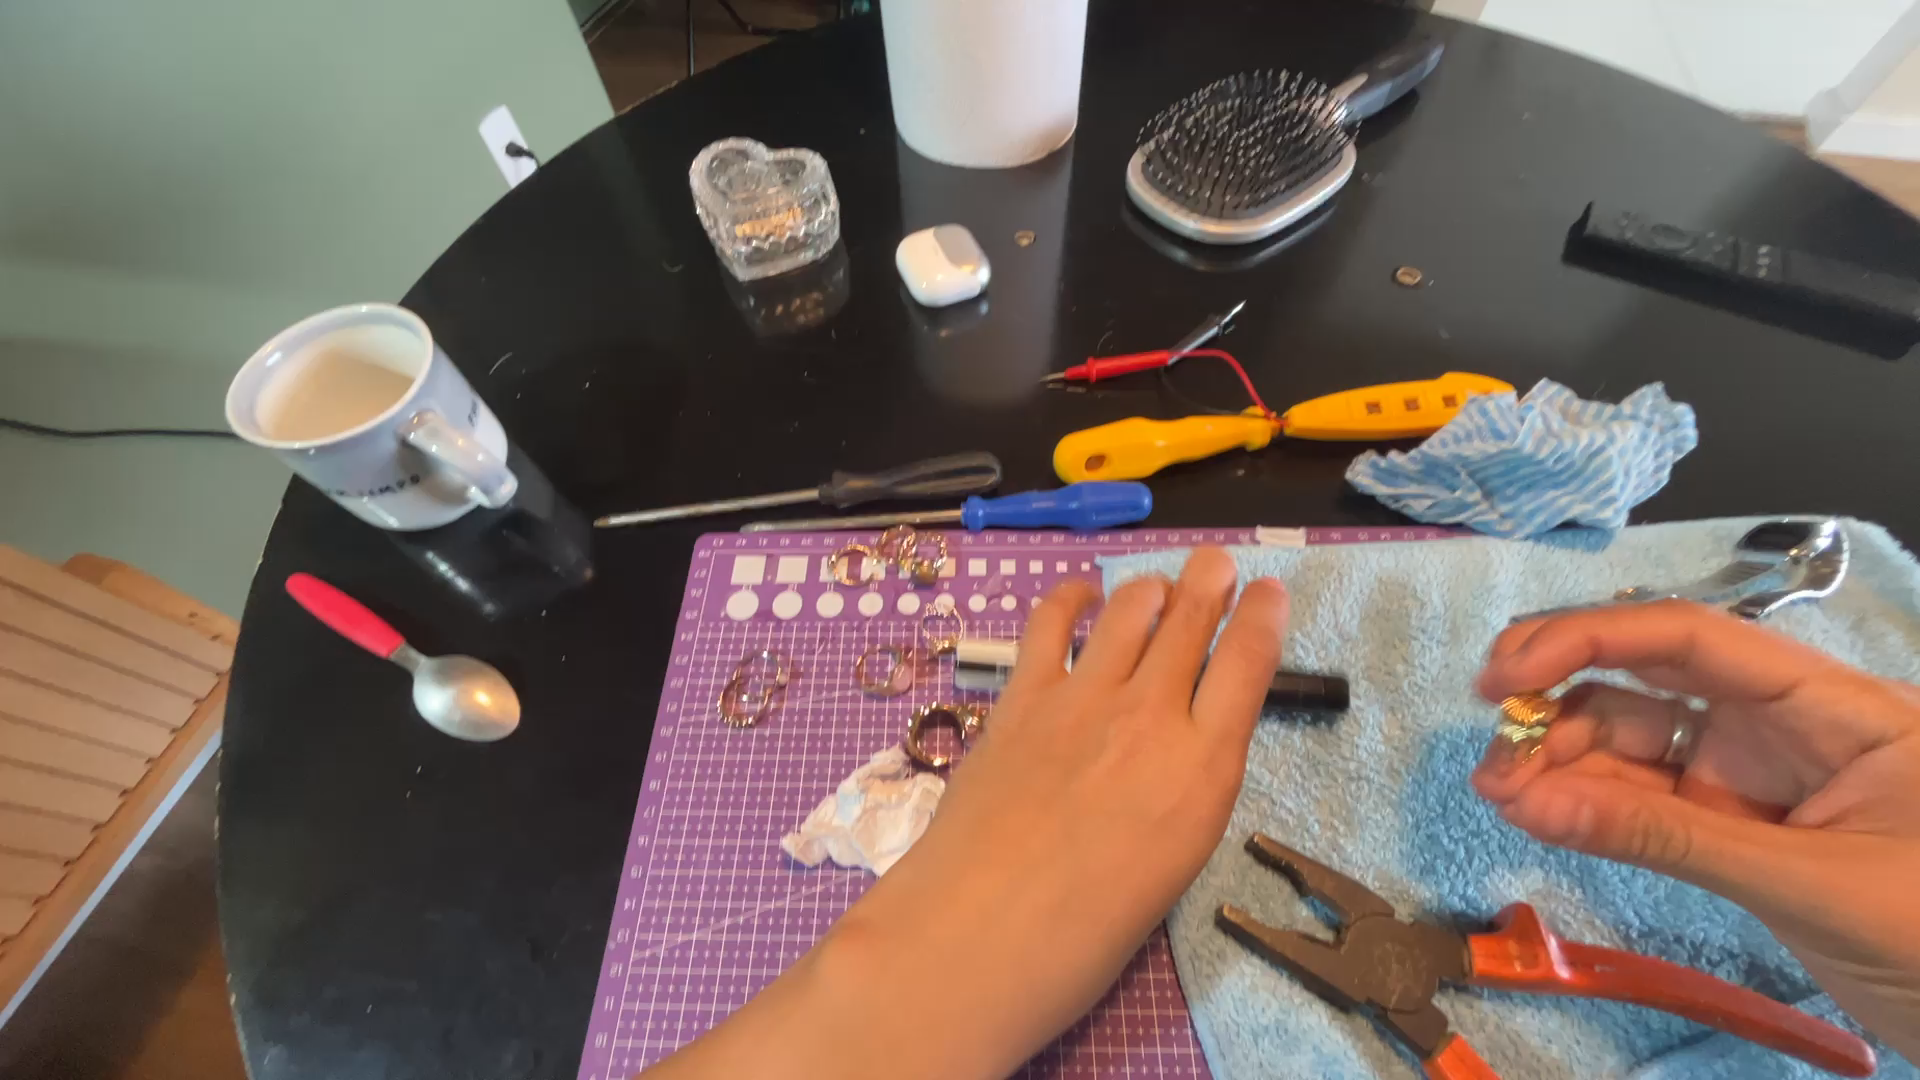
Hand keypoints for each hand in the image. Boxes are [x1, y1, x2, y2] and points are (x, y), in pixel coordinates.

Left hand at [648, 549, 1288, 1078]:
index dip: (1263, 618)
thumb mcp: (1174, 857)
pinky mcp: (1023, 694)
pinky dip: (1071, 596)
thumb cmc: (1090, 929)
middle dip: (1209, 581)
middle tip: (1215, 562)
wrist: (984, 930)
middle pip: (1190, 622)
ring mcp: (1082, 697)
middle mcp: (1150, 715)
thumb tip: (1181, 734)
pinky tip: (1082, 591)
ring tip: (1157, 582)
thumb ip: (1185, 783)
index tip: (1269, 591)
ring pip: (1129, 611)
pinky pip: (1051, 623)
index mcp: (1203, 769)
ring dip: (1150, 586)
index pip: (1249, 667)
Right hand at [1472, 601, 1919, 1057]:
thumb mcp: (1819, 888)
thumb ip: (1666, 838)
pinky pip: (1625, 791)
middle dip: (1550, 702)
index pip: (1683, 638)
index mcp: (1828, 706)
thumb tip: (1523, 805)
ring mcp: (1738, 769)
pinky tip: (1533, 812)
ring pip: (1615, 737)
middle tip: (1492, 743)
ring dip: (1549, 760)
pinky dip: (1573, 799)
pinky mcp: (1716, 815)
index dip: (1581, 640)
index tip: (1502, 679)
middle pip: (1633, 677)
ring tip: (1500, 796)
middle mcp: (1771, 720)